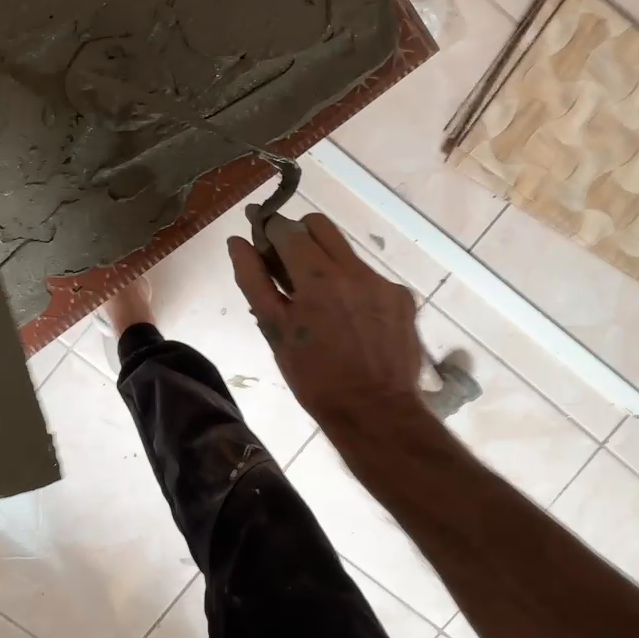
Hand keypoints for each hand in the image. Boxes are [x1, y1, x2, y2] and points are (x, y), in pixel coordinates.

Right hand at [225, 210, 423, 424]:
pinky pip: (367, 275)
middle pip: (319, 226)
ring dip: (323, 261)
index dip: (267, 230)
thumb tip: (237, 242)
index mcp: (318, 277)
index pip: (287, 228)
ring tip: (316, 300)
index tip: (258, 239)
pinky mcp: (402, 298)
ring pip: (344, 250)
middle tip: (285, 266)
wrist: (376, 412)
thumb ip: (253, 278)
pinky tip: (346, 317)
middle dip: (296, 236)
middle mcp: (354, 270)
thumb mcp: (273, 328)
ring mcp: (383, 283)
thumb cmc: (313, 374)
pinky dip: (350, 286)